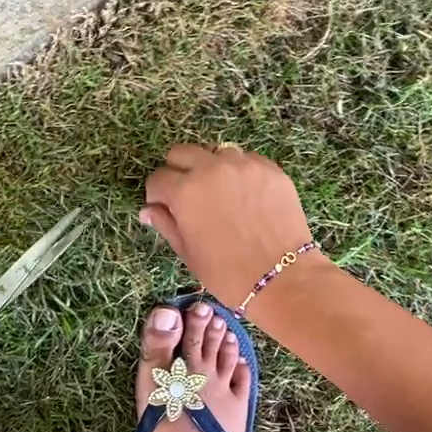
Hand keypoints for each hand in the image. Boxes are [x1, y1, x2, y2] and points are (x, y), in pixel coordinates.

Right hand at [142, 143, 317, 304]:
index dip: (157, 195)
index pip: (158, 178)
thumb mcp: (188, 252)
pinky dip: (238, 172)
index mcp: (185, 191)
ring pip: (215, 152)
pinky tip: (244, 195)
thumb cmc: (227, 273)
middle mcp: (211, 168)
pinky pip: (245, 160)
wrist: (282, 278)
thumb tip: (148, 210)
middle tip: (186, 195)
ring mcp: (243, 165)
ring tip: (219, 194)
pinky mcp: (270, 168)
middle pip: (182, 153)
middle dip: (177, 171)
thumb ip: (166, 224)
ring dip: (209, 168)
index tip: (163, 207)